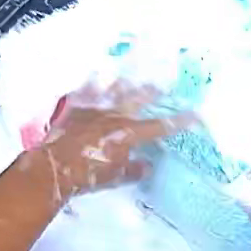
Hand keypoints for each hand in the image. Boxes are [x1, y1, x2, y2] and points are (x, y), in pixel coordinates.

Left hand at [21, 83, 187, 202]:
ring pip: (114, 88)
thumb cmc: (88, 175)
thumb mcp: (115, 178)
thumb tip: (146, 165)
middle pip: (139, 98)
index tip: (194, 115)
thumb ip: (133, 170)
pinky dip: (93, 82)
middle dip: (154, 91)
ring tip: (134, 73)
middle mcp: (114, 115)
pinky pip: (87, 90)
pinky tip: (96, 73)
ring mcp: (94, 108)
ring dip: (126, 81)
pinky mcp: (76, 106)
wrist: (56, 166)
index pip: (159, 126)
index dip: (179, 121)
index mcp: (128, 133)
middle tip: (164, 84)